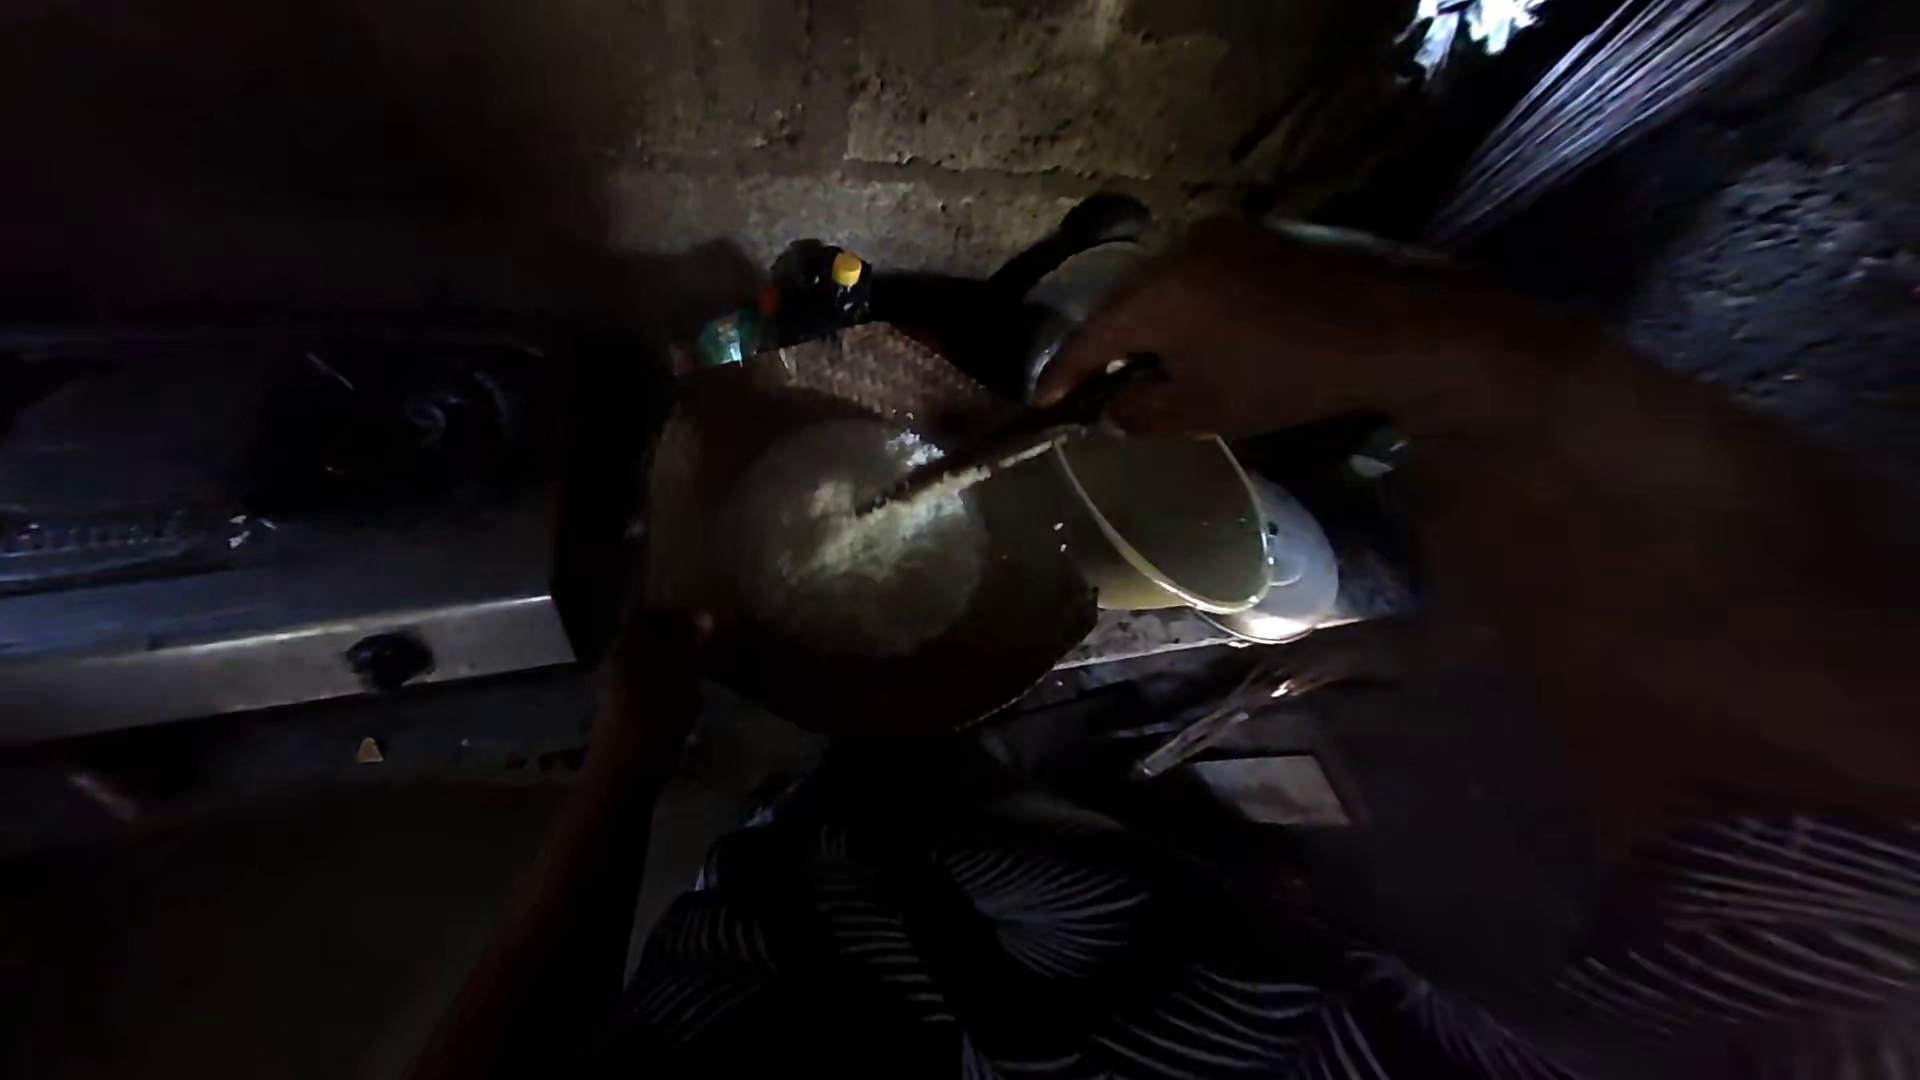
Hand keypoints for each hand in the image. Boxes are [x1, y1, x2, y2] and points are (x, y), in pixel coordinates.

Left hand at [589, 610, 708, 790]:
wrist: (624, 774)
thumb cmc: (655, 718)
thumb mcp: (682, 676)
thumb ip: (691, 643)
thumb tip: (704, 616)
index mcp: (627, 646)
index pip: (646, 611)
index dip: (673, 607)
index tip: (700, 608)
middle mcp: (616, 660)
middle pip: (645, 633)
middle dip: (674, 630)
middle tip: (706, 632)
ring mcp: (616, 685)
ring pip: (647, 657)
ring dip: (672, 654)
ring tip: (702, 658)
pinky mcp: (623, 708)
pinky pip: (647, 678)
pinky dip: (666, 675)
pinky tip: (687, 686)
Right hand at [1035, 221, 1555, 440]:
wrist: (1396, 329)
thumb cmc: (1286, 379)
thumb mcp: (1203, 411)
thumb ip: (1141, 412)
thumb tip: (1109, 412)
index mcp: (1159, 295)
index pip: (1090, 338)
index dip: (1061, 374)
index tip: (1042, 402)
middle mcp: (1179, 251)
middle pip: (1117, 306)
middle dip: (1097, 350)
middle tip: (1084, 387)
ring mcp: (1220, 237)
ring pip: (1153, 287)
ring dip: (1136, 328)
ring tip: (1130, 366)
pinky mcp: (1253, 237)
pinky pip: (1188, 275)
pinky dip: (1172, 310)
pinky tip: (1180, 337)